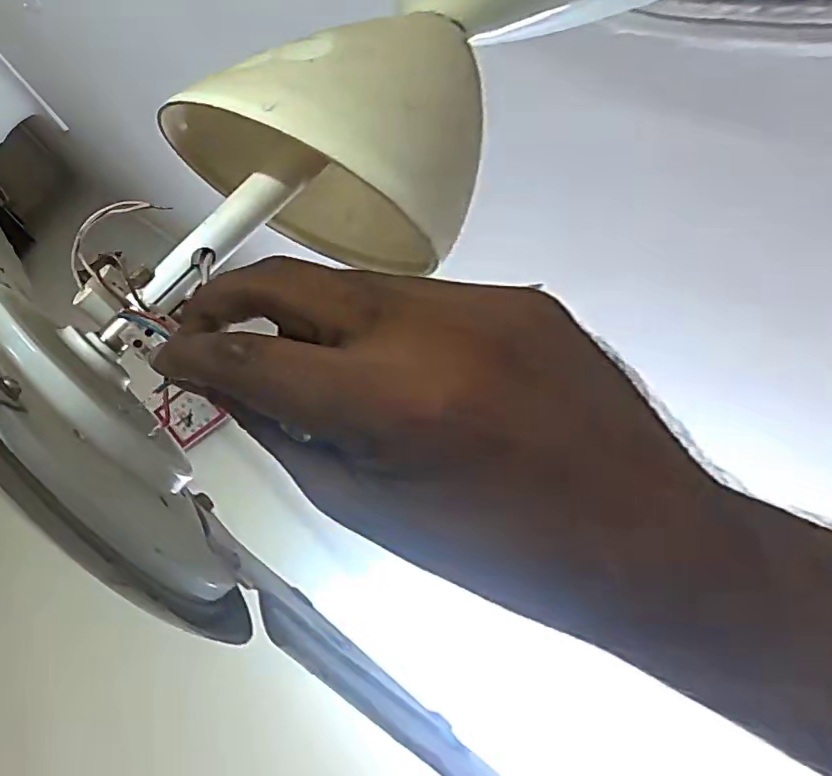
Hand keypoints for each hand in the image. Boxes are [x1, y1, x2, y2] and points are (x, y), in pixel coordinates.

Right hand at [152, 257, 747, 644]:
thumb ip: (275, 427)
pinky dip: (361, 322)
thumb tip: (216, 379)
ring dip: (293, 314)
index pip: (249, 356)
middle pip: (281, 281)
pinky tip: (376, 362)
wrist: (665, 550)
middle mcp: (430, 330)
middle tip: (196, 328)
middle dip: (220, 301)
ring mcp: (477, 301)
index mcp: (391, 402)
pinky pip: (399, 295)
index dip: (191, 352)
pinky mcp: (512, 294)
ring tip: (289, 355)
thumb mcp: (357, 500)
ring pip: (337, 284)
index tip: (166, 355)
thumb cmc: (495, 550)